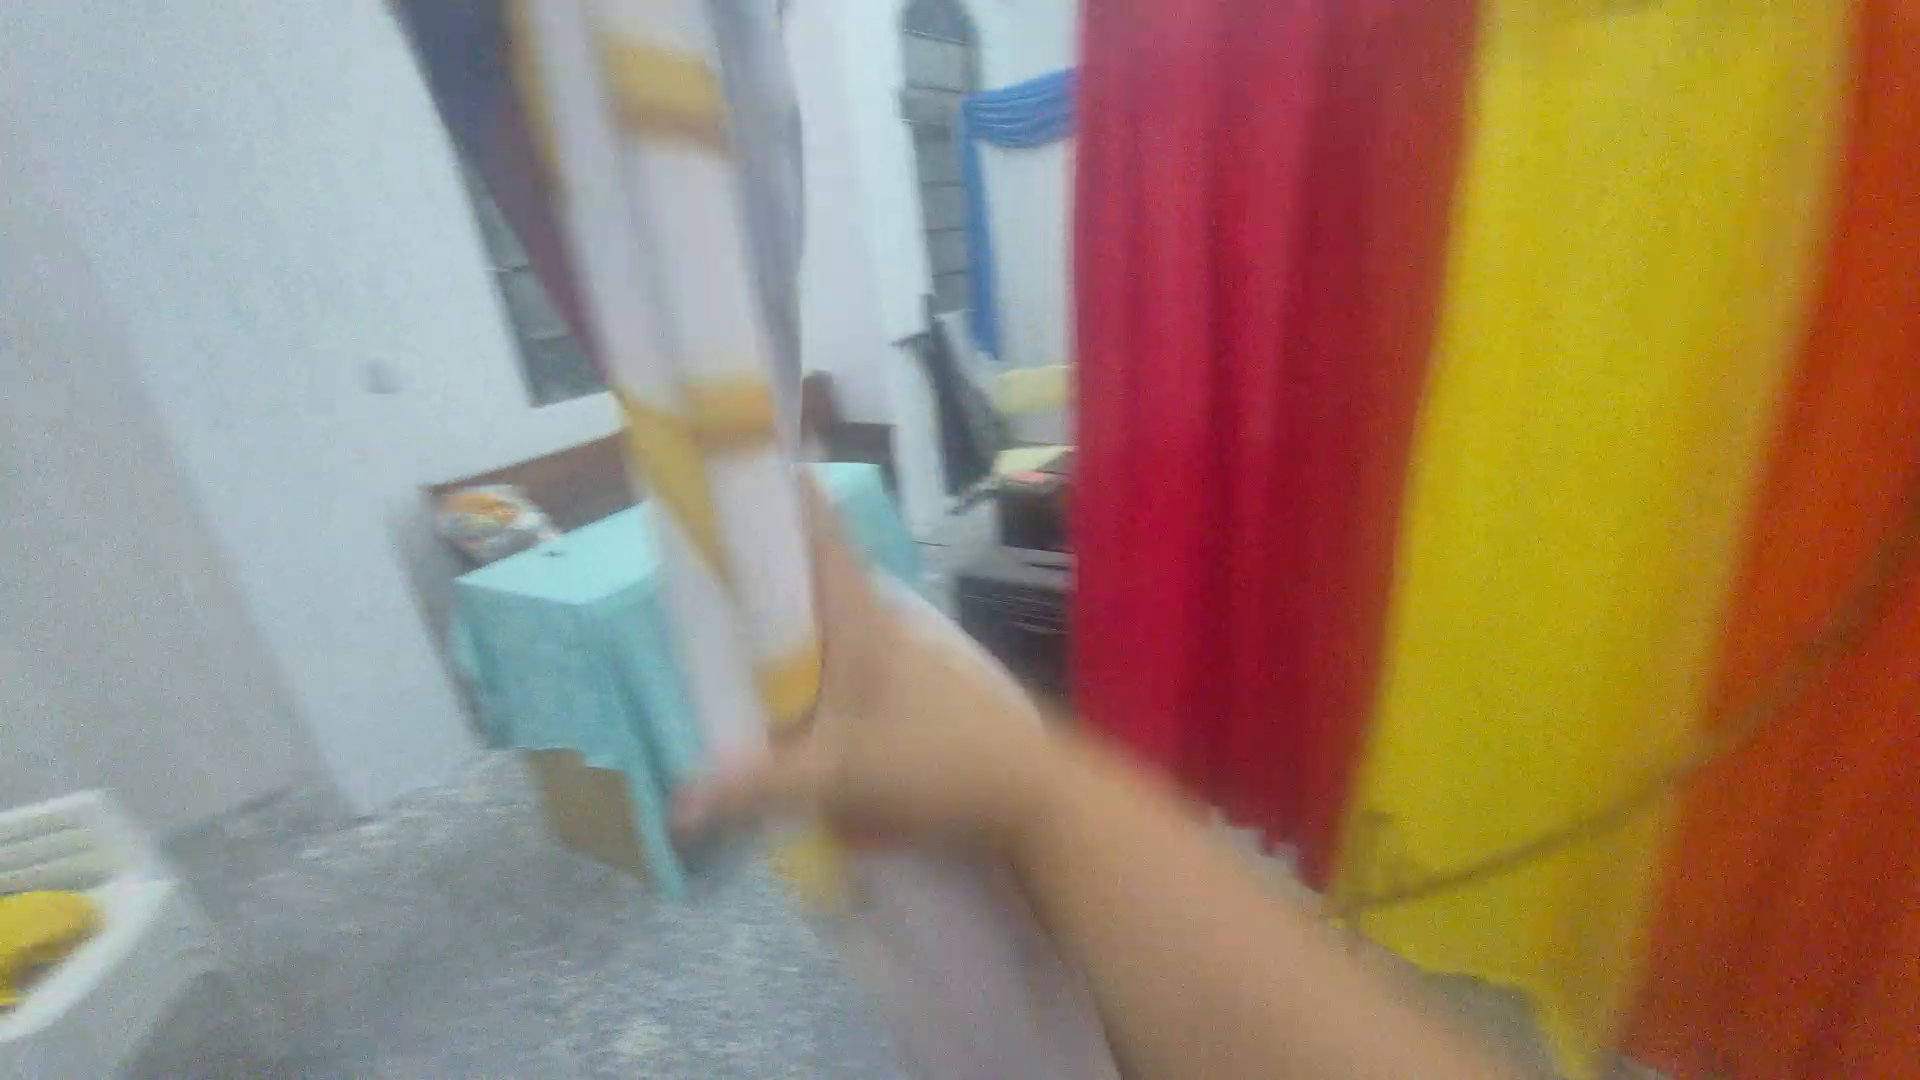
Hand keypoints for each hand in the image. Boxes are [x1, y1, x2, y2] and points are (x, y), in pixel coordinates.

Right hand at [673, 482, 1061, 850]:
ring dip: (797, 607)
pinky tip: (795, 684)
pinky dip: (817, 653)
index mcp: (860, 623)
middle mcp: (881, 625)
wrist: (1026, 787)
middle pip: (822, 572)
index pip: (825, 540)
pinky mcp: (914, 685)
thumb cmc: (934, 760)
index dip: (794, 499)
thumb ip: (758, 787)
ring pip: (837, 615)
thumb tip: (679, 803)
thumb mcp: (837, 776)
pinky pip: (850, 653)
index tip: (758, 464)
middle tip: (719, 548)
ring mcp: (902, 655)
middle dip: (776, 554)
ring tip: (741, 612)